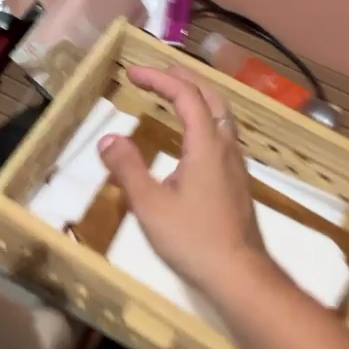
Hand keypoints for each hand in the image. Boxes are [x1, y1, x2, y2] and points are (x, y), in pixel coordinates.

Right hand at [98, 66, 274, 297]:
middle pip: (211, 96)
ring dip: (197, 96)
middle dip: (182, 78)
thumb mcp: (150, 205)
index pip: (186, 94)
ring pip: (222, 114)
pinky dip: (204, 118)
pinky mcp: (237, 181)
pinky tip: (190, 137)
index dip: (159, 78)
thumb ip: (128, 168)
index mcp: (206, 144)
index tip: (132, 73)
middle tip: (155, 75)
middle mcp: (226, 146)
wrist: (239, 275)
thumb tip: (108, 138)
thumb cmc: (193, 239)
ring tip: (172, 96)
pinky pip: (223, 133)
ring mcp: (236, 164)